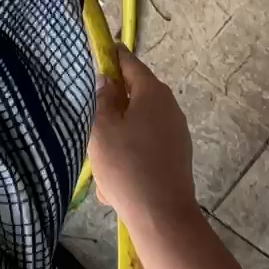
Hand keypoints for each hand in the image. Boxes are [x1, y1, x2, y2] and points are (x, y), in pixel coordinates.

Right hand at [88, 47, 197, 227]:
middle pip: (133, 96)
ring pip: (135, 126)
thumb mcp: (103, 129)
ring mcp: (175, 131)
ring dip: (117, 141)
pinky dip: (129, 159)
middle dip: (111, 111)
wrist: (162, 217)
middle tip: (93, 130)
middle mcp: (169, 106)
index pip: (129, 62)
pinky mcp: (176, 156)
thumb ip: (102, 99)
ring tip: (103, 169)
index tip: (98, 51)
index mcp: (152, 92)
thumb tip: (107, 81)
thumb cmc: (127, 166)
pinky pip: (144, 148)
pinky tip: (116, 187)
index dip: (112, 56)